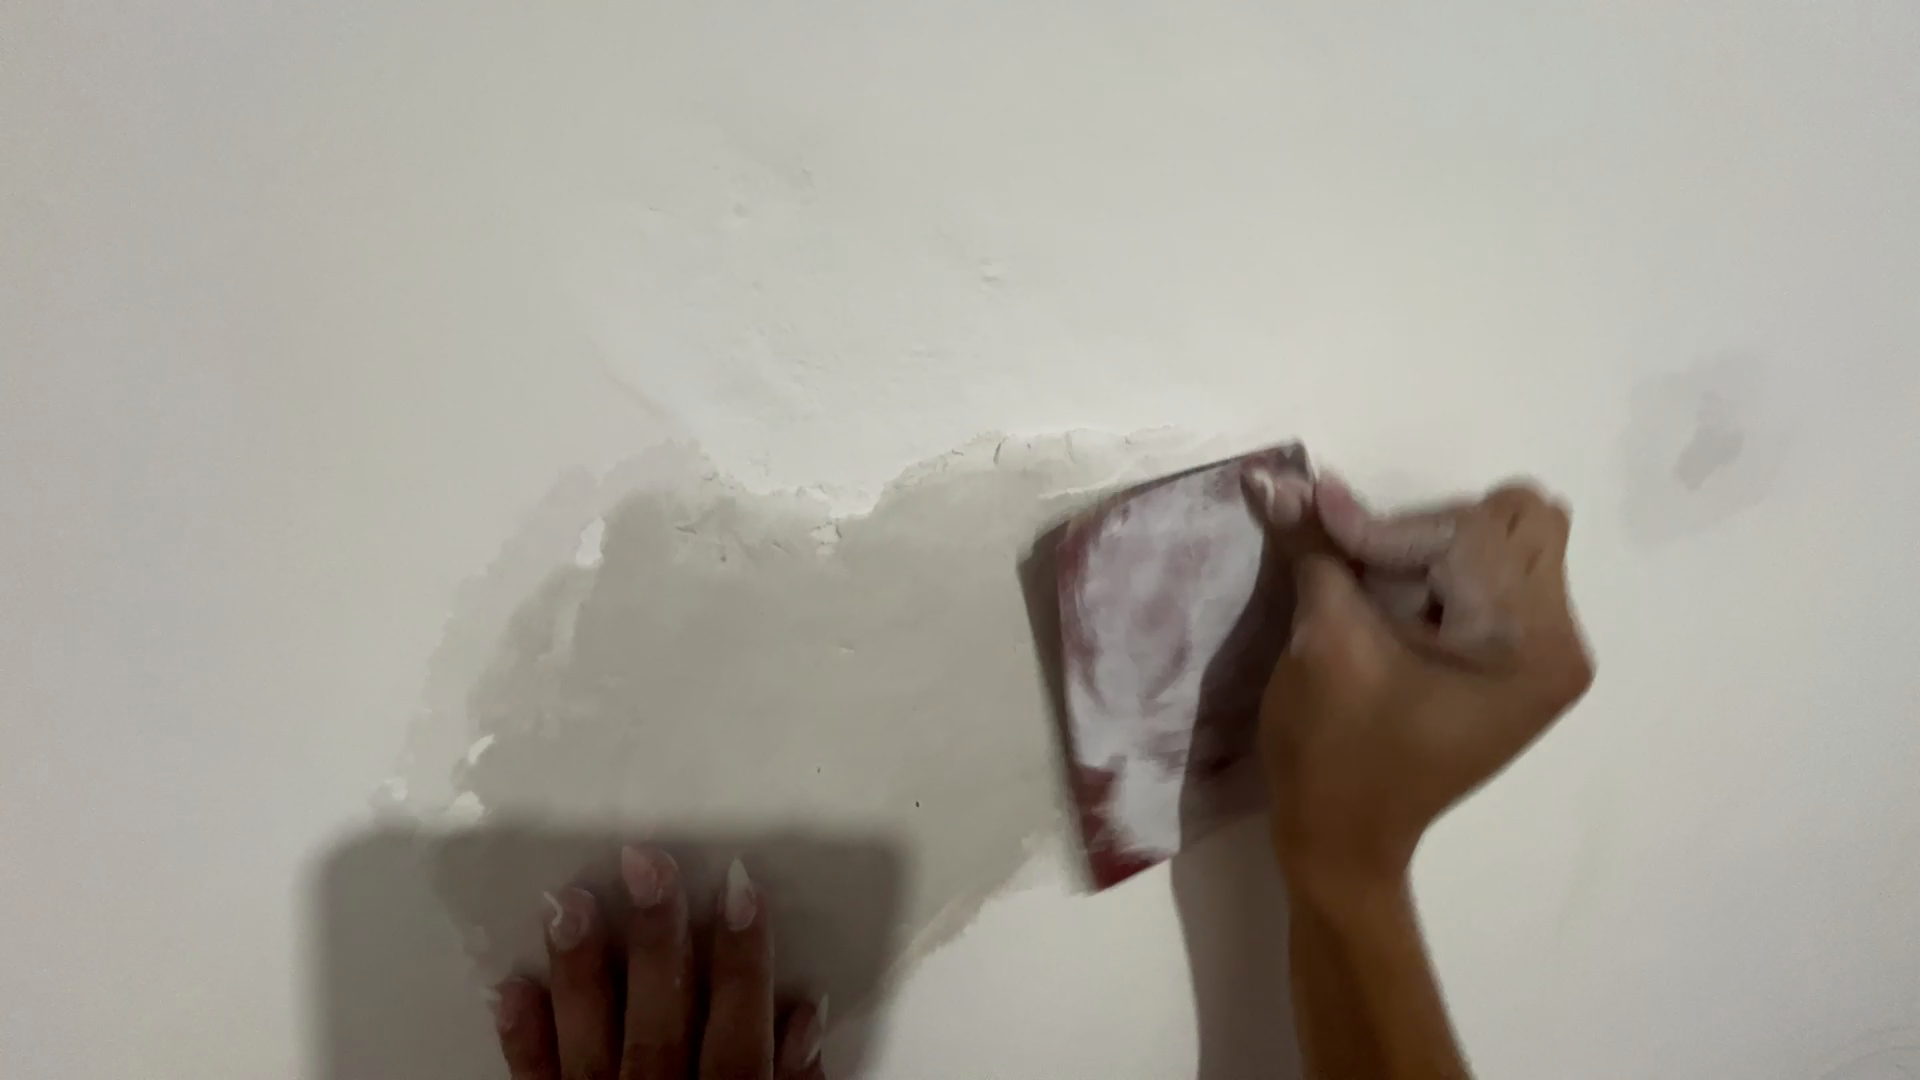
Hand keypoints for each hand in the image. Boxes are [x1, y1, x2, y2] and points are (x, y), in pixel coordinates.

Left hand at [493, 850, 826, 1079]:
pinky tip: (511, 985)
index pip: (739, 1026)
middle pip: (660, 1022)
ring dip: (579, 973)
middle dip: (655, 940)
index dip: (743, 956)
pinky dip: (522, 1041)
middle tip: (643, 862)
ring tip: (565, 902)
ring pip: (589, 1048)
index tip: (739, 885)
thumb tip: (803, 1012)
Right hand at [1243, 468, 1594, 898]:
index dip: (1378, 526)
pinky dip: (1429, 574)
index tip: (1306, 514)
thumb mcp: (1324, 641)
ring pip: (1502, 541)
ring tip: (1372, 595)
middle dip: (1418, 531)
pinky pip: (1487, 579)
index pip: (1467, 531)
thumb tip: (1282, 480)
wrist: (1341, 835)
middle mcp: (1560, 640)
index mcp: (1530, 644)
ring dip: (1424, 550)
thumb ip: (1316, 550)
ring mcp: (1543, 654)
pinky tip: (1388, 612)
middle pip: (1510, 520)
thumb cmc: (1334, 749)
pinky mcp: (1514, 664)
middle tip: (1360, 571)